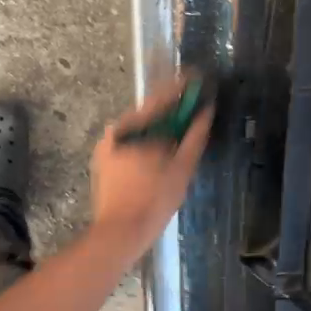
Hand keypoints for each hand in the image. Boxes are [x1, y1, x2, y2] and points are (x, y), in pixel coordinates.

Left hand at [88, 77, 212, 251]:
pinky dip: (147, 144)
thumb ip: (195, 138)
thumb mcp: (181, 170)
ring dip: (159, 130)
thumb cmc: (153, 202)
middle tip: (193, 111)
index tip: (198, 78)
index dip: (181, 86)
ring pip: (140, 130)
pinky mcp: (103, 162)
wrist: (118, 232)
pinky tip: (161, 156)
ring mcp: (106, 146)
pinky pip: (130, 144)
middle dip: (171, 111)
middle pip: (149, 113)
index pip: (161, 97)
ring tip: (180, 137)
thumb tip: (206, 112)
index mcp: (133, 127)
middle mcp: (116, 130)